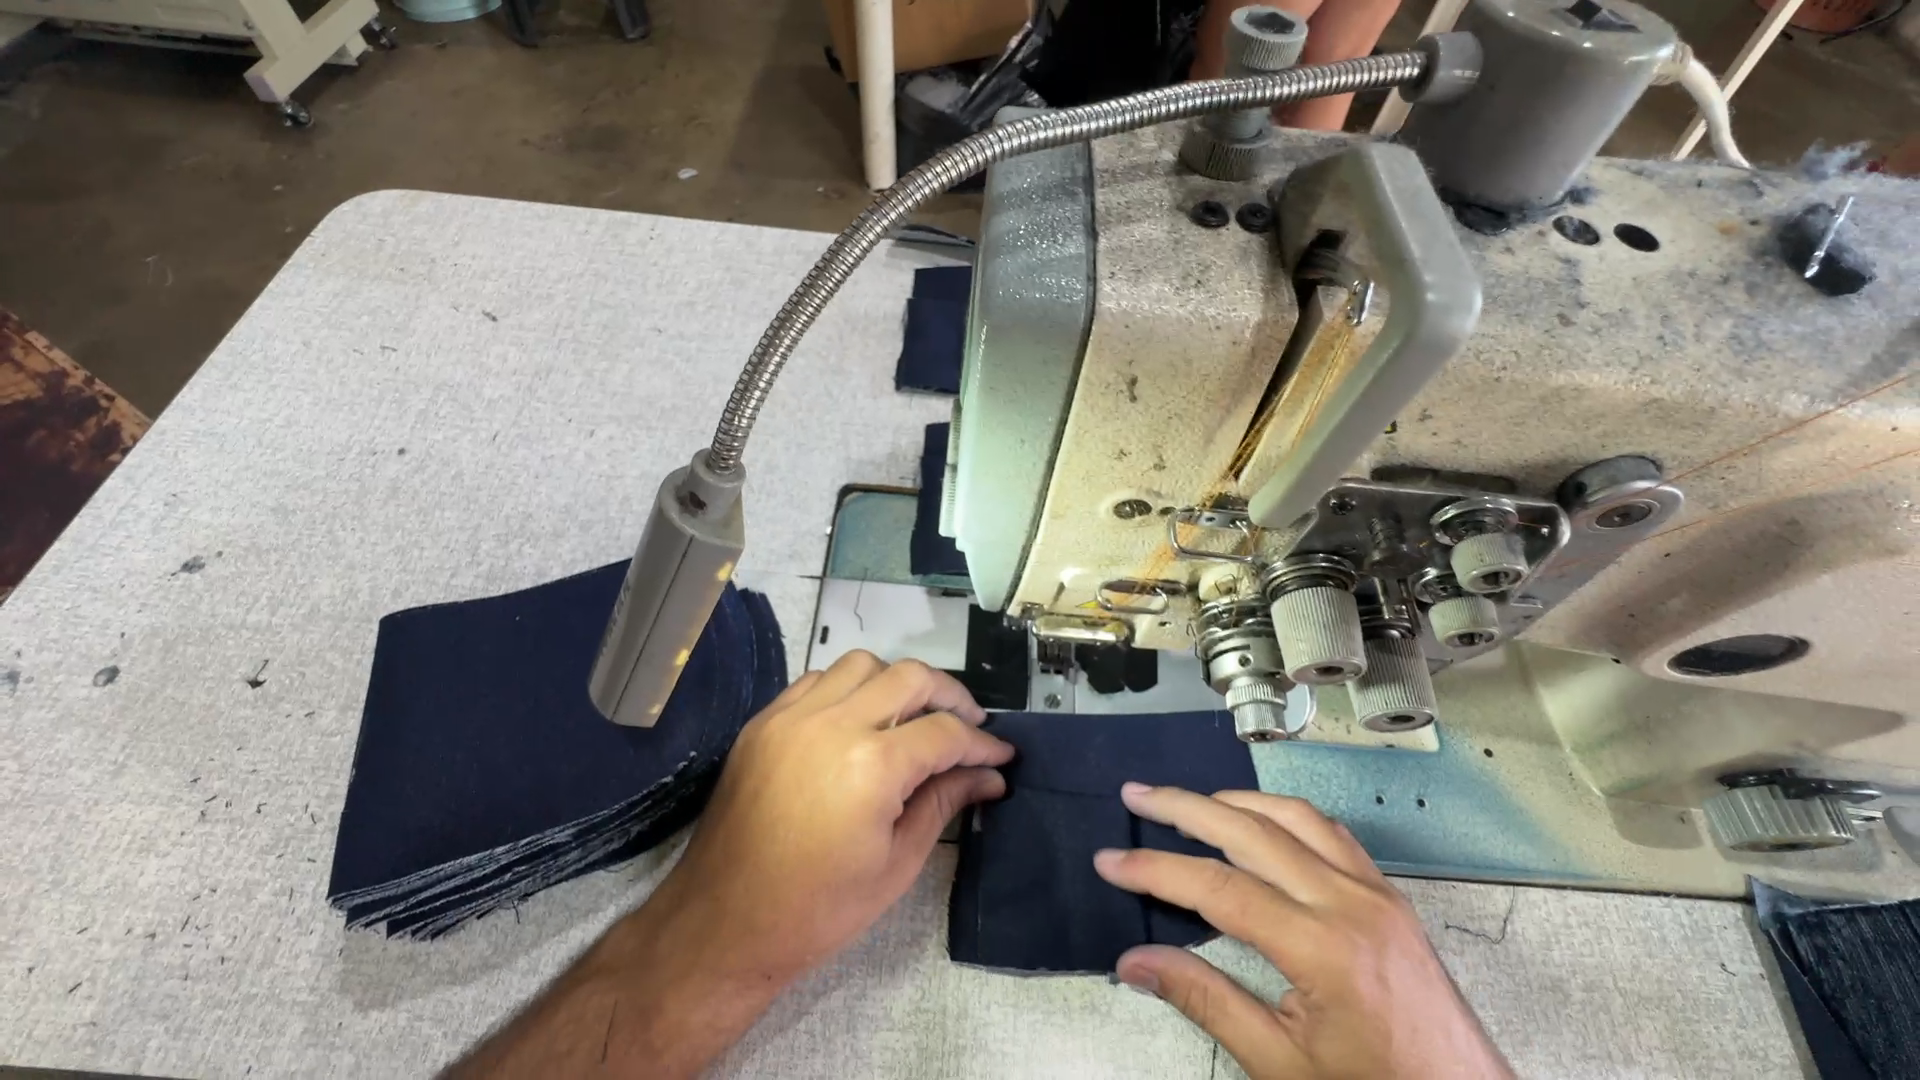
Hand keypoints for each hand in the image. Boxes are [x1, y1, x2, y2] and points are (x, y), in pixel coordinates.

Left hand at [451, 651, 1011, 1077]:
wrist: (723, 924)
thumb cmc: (818, 911)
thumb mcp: (897, 865)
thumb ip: (944, 803)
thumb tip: (990, 776)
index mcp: (871, 766)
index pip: (945, 733)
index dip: (983, 742)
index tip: (1002, 754)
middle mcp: (832, 723)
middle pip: (910, 676)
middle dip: (950, 694)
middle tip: (969, 724)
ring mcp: (792, 716)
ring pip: (862, 664)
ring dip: (897, 682)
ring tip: (913, 717)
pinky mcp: (764, 721)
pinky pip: (818, 680)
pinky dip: (850, 688)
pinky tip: (860, 720)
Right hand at [1094, 784, 1512, 1079]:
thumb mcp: (1281, 1066)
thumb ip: (1205, 1001)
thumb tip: (1132, 961)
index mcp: (1322, 948)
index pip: (1218, 888)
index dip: (1155, 870)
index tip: (1109, 861)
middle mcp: (1349, 901)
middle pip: (1250, 829)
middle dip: (1184, 807)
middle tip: (1136, 793)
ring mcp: (1375, 891)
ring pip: (1293, 815)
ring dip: (1233, 800)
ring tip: (1187, 802)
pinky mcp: (1389, 894)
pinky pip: (1330, 831)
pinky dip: (1282, 814)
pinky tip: (1258, 821)